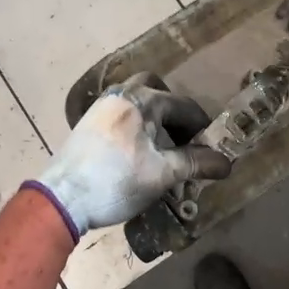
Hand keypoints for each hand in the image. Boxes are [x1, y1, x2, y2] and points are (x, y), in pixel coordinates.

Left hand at [27, 74, 231, 241]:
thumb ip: (195, 164)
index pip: (184, 106)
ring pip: (136, 100)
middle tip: (182, 138)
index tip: (211, 149)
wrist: (61, 199)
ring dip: (153, 117)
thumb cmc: (115, 182)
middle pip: (156, 90)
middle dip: (173, 111)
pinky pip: (121, 113)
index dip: (202, 128)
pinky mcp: (88, 123)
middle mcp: (121, 94)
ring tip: (161, 146)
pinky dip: (135, 124)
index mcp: (142, 100)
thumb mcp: (162, 174)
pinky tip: (137, 151)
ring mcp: (101, 107)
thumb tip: (227, 164)